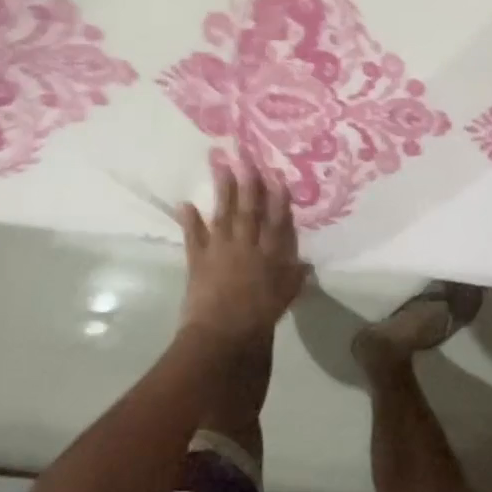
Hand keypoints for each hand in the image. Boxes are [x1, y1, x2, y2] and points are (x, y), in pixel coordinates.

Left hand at [177, 161, 307, 349]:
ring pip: (223, 215)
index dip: (277, 197)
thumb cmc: (259, 319)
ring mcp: (221, 251)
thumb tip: (306, 263)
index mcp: (270, 256)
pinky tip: (185, 203)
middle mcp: (247, 247)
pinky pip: (193, 237)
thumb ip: (295, 278)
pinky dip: (189, 220)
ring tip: (220, 165)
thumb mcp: (285, 298)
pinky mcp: (198, 261)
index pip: (276, 221)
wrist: (223, 334)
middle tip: (245, 157)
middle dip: (248, 182)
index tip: (276, 174)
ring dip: (222, 190)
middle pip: (249, 210)